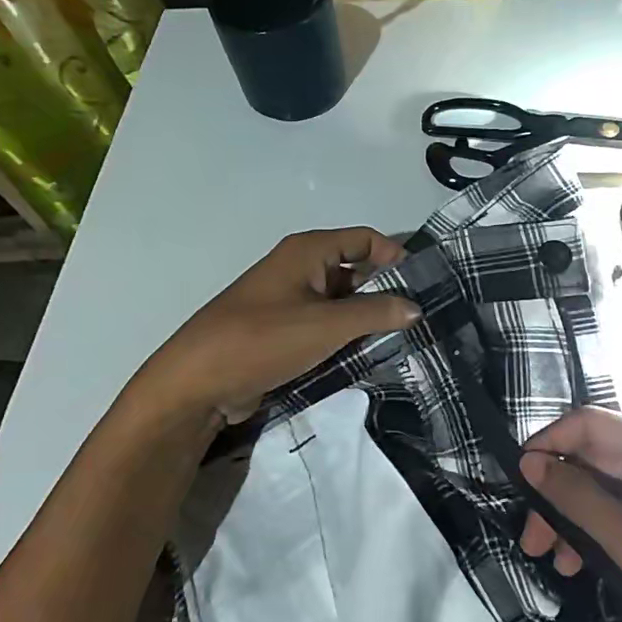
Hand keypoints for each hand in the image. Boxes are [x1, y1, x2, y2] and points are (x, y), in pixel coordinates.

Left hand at [127, 227, 420, 426]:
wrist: (198, 382)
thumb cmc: (263, 340)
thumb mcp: (326, 325)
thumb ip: (375, 313)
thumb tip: (416, 307)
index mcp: (307, 251)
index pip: (364, 239)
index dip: (395, 256)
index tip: (423, 286)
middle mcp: (299, 268)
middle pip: (354, 269)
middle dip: (384, 291)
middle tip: (418, 319)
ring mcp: (289, 300)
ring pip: (341, 301)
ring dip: (366, 318)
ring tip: (401, 340)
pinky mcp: (283, 330)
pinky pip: (324, 325)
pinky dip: (345, 336)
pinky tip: (368, 355)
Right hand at [522, 409, 621, 621]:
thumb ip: (577, 498)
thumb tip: (528, 463)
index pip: (588, 423)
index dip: (548, 444)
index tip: (517, 481)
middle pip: (593, 458)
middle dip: (557, 494)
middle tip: (531, 539)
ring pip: (603, 488)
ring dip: (572, 519)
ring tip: (554, 561)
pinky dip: (596, 532)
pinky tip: (580, 563)